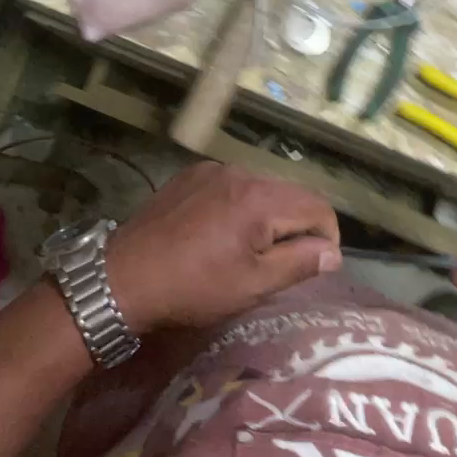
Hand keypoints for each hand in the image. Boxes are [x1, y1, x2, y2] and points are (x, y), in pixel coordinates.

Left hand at [104, 162, 340, 331]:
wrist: (123, 276)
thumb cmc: (193, 287)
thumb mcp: (252, 285)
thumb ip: (298, 263)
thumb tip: (332, 252)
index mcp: (259, 198)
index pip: (317, 206)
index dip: (327, 237)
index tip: (314, 267)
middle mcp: (239, 172)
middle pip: (289, 193)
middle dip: (295, 226)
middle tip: (280, 265)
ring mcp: (211, 169)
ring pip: (259, 188)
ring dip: (265, 215)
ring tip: (246, 251)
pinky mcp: (189, 175)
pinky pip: (229, 185)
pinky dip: (237, 206)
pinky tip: (217, 234)